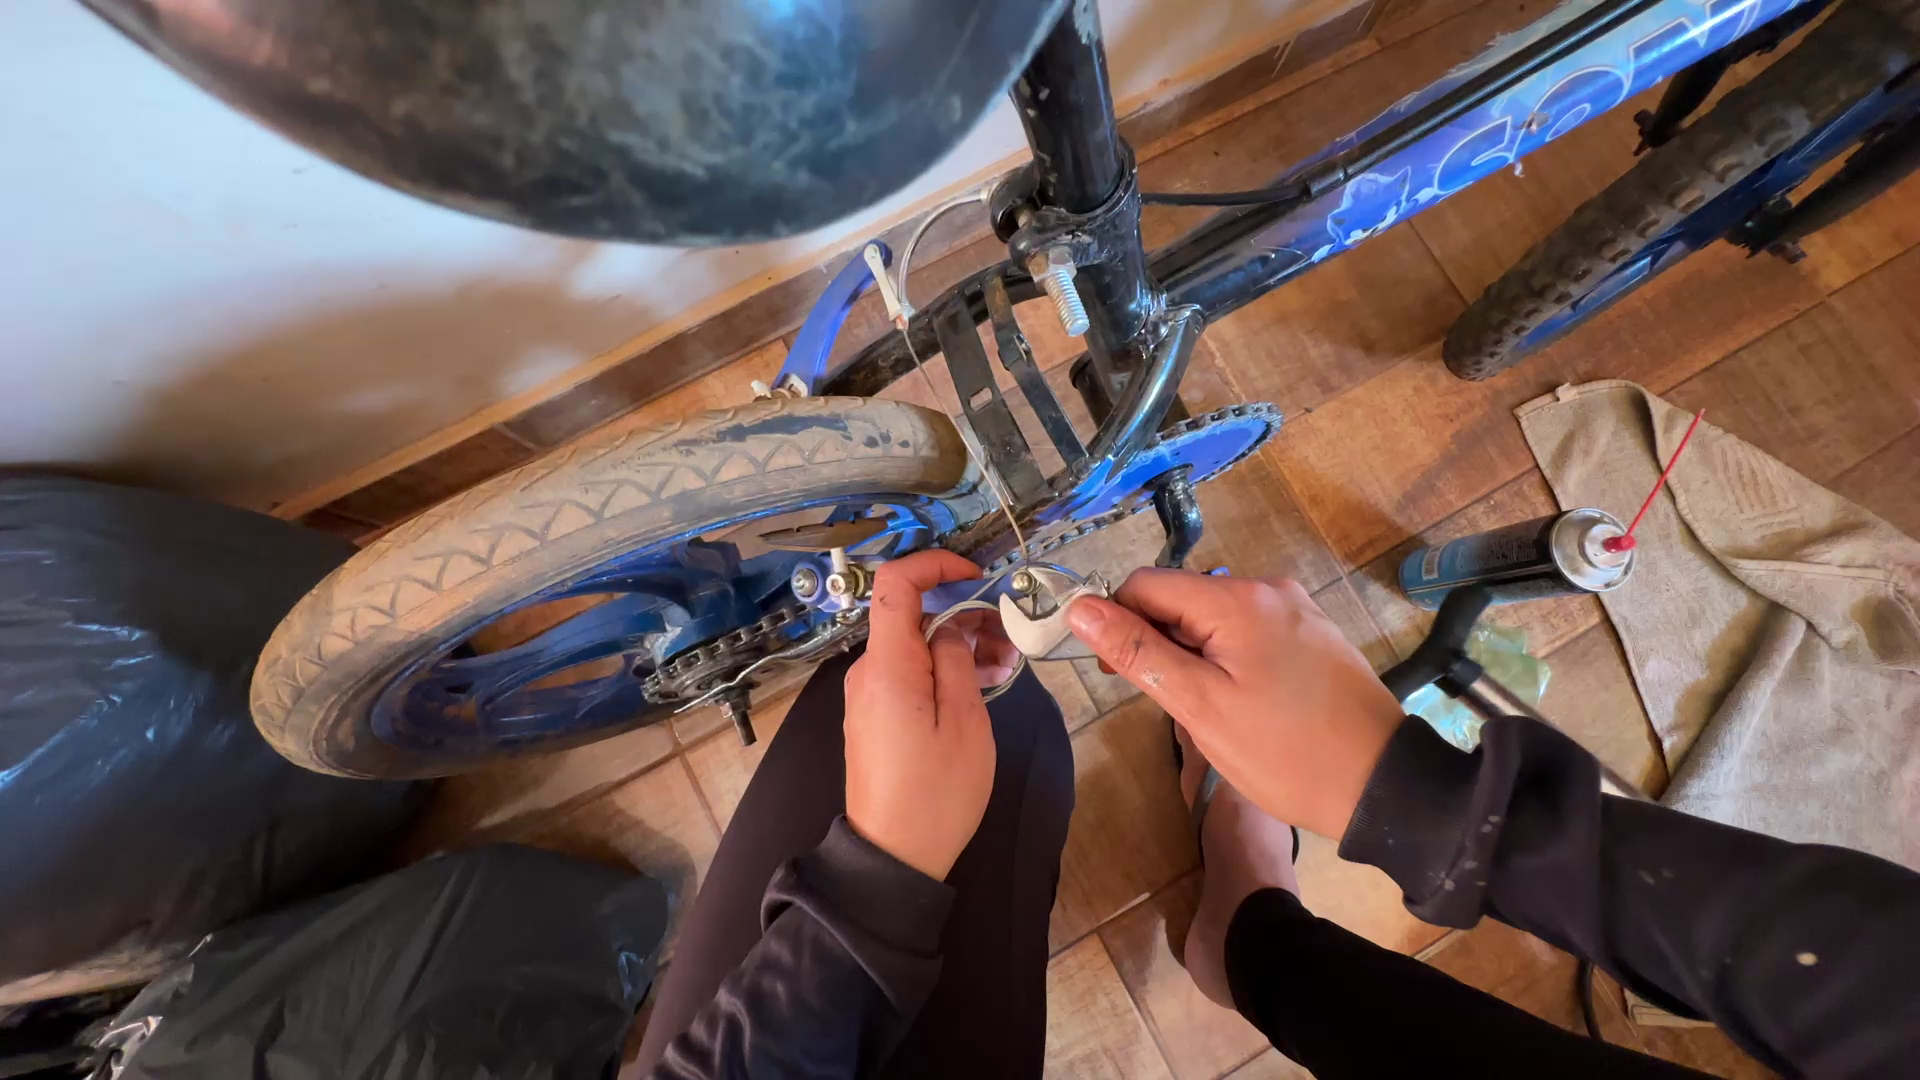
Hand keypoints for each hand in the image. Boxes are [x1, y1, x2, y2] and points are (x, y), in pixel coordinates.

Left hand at [843, 550, 998, 879]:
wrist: (891, 859)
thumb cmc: (935, 793)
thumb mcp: (964, 723)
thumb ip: (955, 661)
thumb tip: (949, 628)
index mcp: (887, 666)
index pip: (895, 583)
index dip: (935, 564)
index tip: (976, 577)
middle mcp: (868, 671)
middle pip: (912, 617)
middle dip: (962, 614)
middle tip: (1009, 639)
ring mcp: (869, 695)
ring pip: (915, 647)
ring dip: (958, 645)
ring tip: (1005, 667)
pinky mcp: (875, 715)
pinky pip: (908, 674)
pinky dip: (942, 670)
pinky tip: (979, 686)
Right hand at [1065, 570, 1402, 838]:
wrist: (1387, 789)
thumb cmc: (1284, 752)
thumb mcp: (1200, 706)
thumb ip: (1138, 652)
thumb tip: (1079, 609)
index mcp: (1236, 600)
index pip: (1146, 585)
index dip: (1117, 621)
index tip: (1116, 673)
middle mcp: (1266, 588)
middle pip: (1180, 598)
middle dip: (1156, 640)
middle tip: (1162, 699)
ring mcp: (1294, 608)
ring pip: (1211, 615)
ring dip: (1189, 649)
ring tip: (1202, 704)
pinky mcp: (1310, 631)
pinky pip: (1245, 628)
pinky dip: (1223, 654)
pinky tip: (1236, 695)